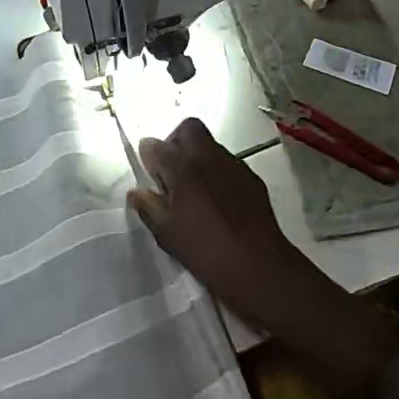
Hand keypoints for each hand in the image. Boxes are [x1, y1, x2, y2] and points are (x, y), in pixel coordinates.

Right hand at [129, 119, 398, 398]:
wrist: (261, 268)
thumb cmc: (205, 250)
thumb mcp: (167, 234)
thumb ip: (148, 207)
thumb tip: (137, 192)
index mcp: (182, 166)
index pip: (155, 145)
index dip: (149, 159)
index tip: (151, 179)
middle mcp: (208, 156)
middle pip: (188, 129)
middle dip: (176, 144)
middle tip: (172, 176)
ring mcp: (234, 165)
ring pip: (210, 146)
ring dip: (197, 159)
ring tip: (195, 193)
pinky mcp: (252, 180)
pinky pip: (228, 165)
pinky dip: (217, 174)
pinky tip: (218, 204)